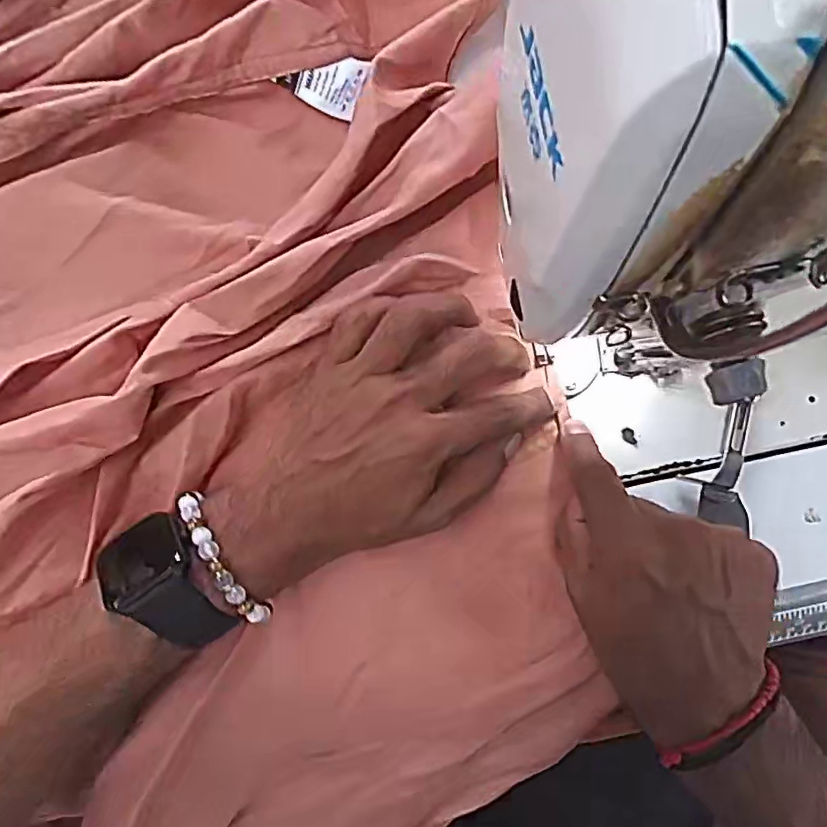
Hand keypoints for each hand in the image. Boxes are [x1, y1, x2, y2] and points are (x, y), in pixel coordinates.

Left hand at [202, 292, 555, 596]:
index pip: (495, 413)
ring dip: (448, 309)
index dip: (530, 404)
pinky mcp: (330, 364)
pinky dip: (386, 307)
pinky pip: (358, 318)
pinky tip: (403, 315)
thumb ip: (472, 481)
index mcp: (426, 442)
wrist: (284, 511)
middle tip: (515, 355)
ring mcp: (361, 375)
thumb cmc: (356, 519)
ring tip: (465, 315)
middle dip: (505, 348)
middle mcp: (399, 399)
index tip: (542, 399)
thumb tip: (506, 445)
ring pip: (412, 319)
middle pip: (467, 353)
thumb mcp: (424, 518)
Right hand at [554, 421, 779, 746]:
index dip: (582, 451)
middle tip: (636, 571)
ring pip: (679, 523)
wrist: (708, 699)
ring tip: (674, 588)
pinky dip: (706, 556)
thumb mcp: (586, 607)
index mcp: (625, 548)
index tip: (576, 431)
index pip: (598, 480)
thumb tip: (571, 509)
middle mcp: (674, 535)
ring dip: (673, 546)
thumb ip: (573, 548)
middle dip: (632, 529)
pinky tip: (702, 589)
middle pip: (640, 507)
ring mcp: (718, 541)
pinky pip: (715, 537)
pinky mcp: (751, 552)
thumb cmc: (641, 662)